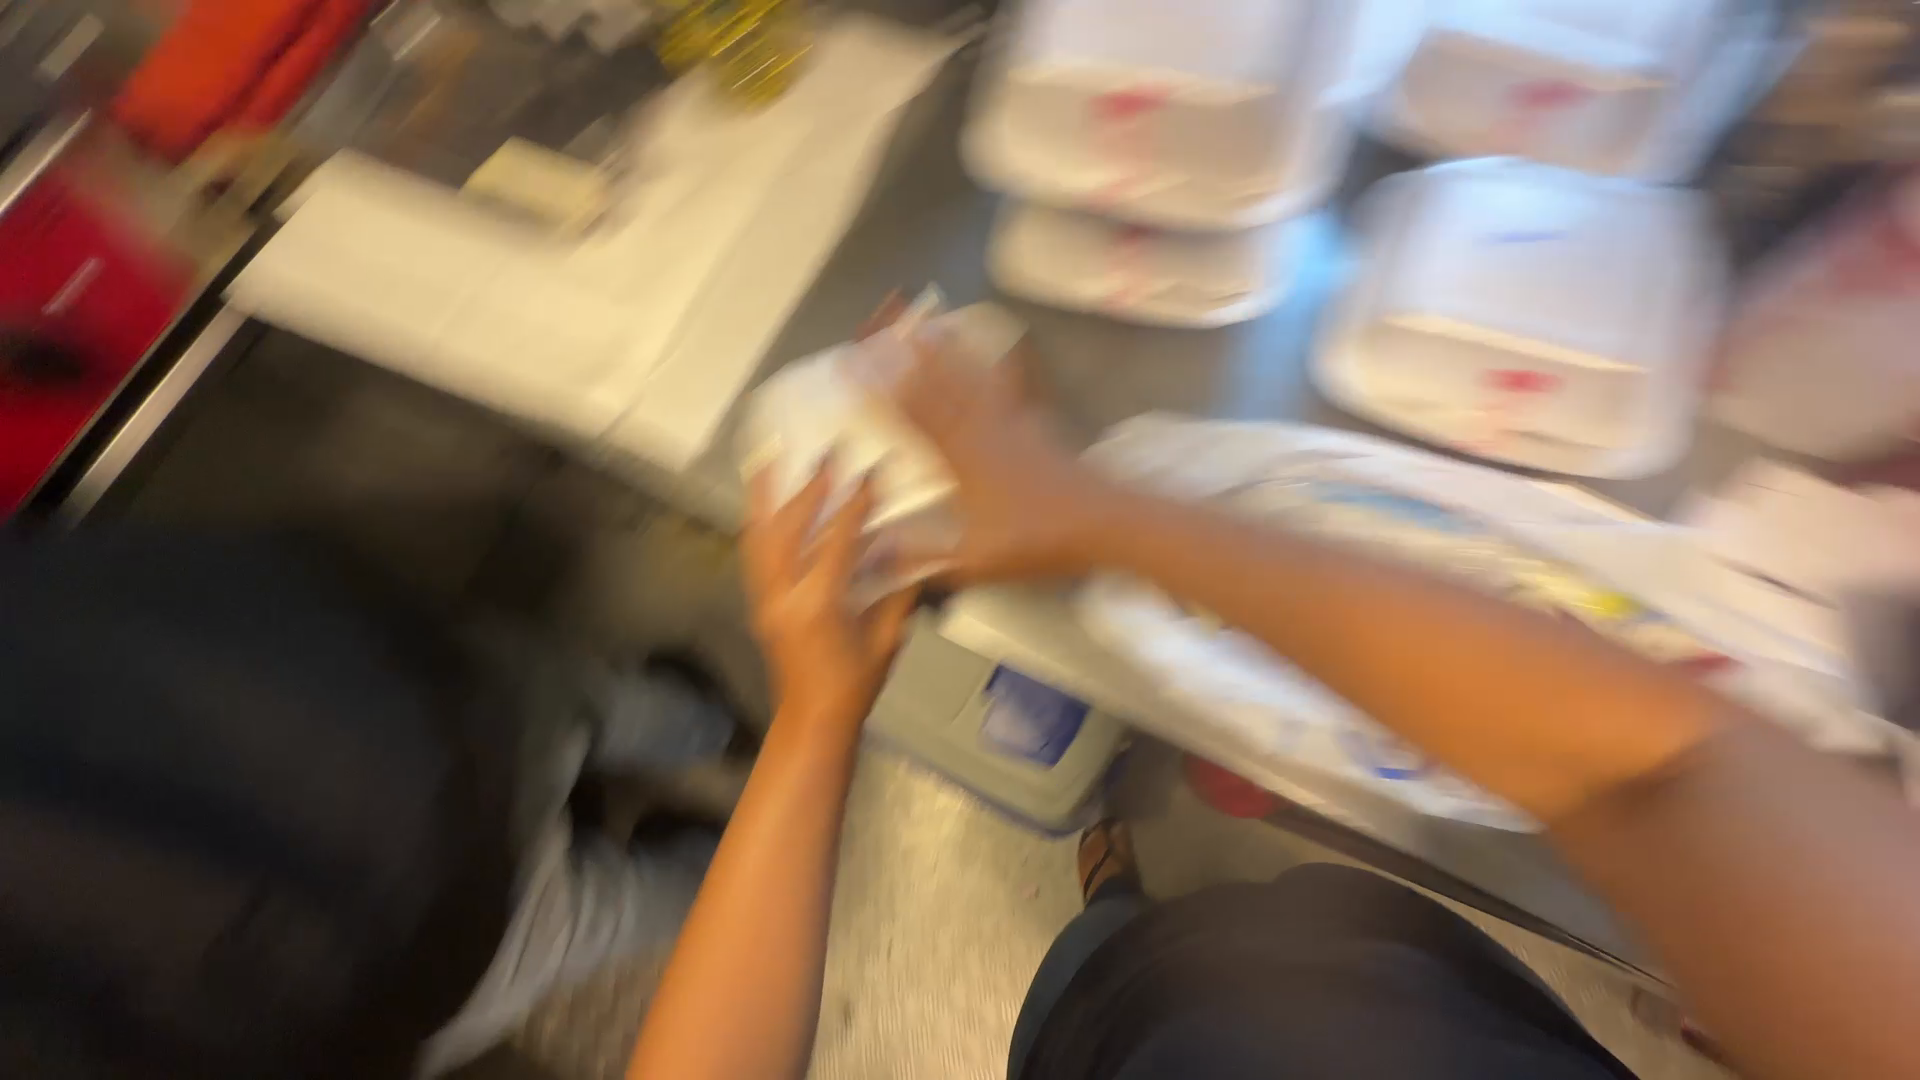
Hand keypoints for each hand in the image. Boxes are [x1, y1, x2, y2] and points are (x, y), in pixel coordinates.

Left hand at [743, 462, 918, 730]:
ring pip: (760, 536)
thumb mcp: (887, 638)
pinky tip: (762, 506)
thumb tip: (904, 549)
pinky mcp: (759, 603)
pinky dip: (758, 524)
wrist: (813, 719)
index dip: (855, 504)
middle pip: (791, 528)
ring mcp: (765, 598)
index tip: (869, 473)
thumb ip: (895, 591)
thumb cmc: (854, 684)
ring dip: (767, 497)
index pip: (838, 540)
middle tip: (828, 456)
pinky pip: (754, 554)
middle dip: (810, 488)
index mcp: (819, 603)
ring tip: (770, 460)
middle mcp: (784, 595)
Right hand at [854, 313, 1117, 582]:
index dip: (879, 390)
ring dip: (946, 350)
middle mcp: (982, 431)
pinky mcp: (1036, 426)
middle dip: (908, 352)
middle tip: (885, 320)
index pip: (912, 416)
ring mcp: (1012, 423)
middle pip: (939, 385)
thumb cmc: (1040, 539)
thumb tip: (870, 552)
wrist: (1106, 521)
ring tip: (926, 322)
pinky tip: (994, 355)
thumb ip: (923, 554)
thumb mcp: (976, 558)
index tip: (852, 364)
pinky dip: (993, 367)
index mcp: (962, 459)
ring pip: (971, 379)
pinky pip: (1007, 388)